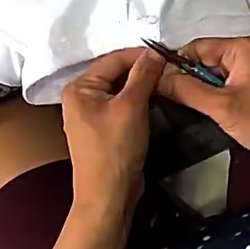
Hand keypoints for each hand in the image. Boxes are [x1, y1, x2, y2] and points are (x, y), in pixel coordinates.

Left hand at [61, 47, 162, 211]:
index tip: (167, 53)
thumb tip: (154, 53)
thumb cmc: (113, 152)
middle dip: (142, 70)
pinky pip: (122, 105)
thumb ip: (142, 76)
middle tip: (170, 68)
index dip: (140, 55)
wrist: (107, 195)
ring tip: (167, 82)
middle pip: (116, 73)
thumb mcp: (131, 108)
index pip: (113, 60)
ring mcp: (91, 114)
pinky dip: (138, 101)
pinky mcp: (104, 128)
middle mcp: (81, 98)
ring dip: (142, 86)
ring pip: (121, 89)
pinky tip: (156, 100)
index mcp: (79, 88)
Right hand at [155, 36, 249, 168]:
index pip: (194, 47)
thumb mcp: (221, 107)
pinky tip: (211, 112)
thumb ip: (186, 89)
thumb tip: (158, 77)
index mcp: (242, 46)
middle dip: (188, 78)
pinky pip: (227, 83)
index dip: (174, 65)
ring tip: (192, 109)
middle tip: (173, 101)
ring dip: (202, 90)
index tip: (157, 86)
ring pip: (214, 73)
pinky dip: (216, 95)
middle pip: (203, 59)